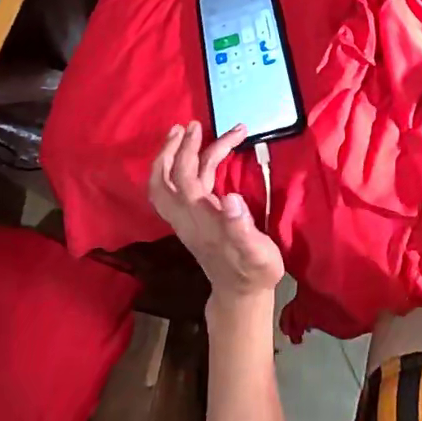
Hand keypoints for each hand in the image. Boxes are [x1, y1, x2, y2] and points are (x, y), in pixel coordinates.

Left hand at [148, 121, 283, 306]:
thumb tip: (230, 198)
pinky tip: (200, 158)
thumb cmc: (253, 272)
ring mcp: (186, 219)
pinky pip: (179, 188)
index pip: (185, 177)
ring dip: (173, 156)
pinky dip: (184, 168)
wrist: (240, 295)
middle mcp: (186, 216)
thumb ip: (242, 227)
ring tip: (186, 133)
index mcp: (200, 218)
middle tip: (188, 125)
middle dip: (172, 149)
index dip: (190, 151)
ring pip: (168, 183)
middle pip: (164, 178)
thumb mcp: (257, 253)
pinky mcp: (191, 220)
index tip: (203, 128)